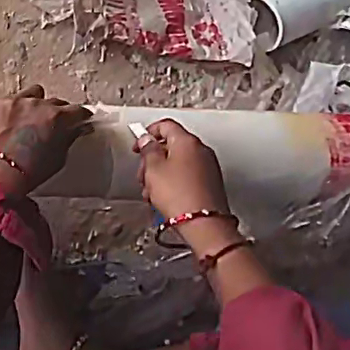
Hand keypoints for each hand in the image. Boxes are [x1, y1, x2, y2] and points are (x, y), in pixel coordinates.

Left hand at [0, 84, 92, 194]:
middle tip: (50, 127)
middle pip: (55, 102)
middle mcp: (38, 104)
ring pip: (32, 94)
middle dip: (56, 113)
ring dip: (34, 104)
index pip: (77, 110)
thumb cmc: (27, 172)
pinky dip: (13, 109)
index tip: (78, 120)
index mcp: (58, 117)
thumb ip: (68, 139)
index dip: (79, 117)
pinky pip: (10, 101)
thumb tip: (75, 130)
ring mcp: (16, 102)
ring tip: (29, 120)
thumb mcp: (58, 159)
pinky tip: (10, 123)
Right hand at [134, 120, 238, 248]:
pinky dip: (174, 182)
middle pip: (172, 145)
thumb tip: (146, 140)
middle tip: (143, 172)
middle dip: (153, 158)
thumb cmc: (180, 196)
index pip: (166, 125)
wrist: (204, 224)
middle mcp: (201, 150)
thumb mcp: (153, 169)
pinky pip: (187, 175)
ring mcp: (208, 167)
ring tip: (152, 190)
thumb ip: (148, 149)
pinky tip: (165, 197)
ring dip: (162, 172)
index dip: (148, 132)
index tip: (139, 143)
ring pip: (178, 162)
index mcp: (187, 141)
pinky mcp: (210, 183)